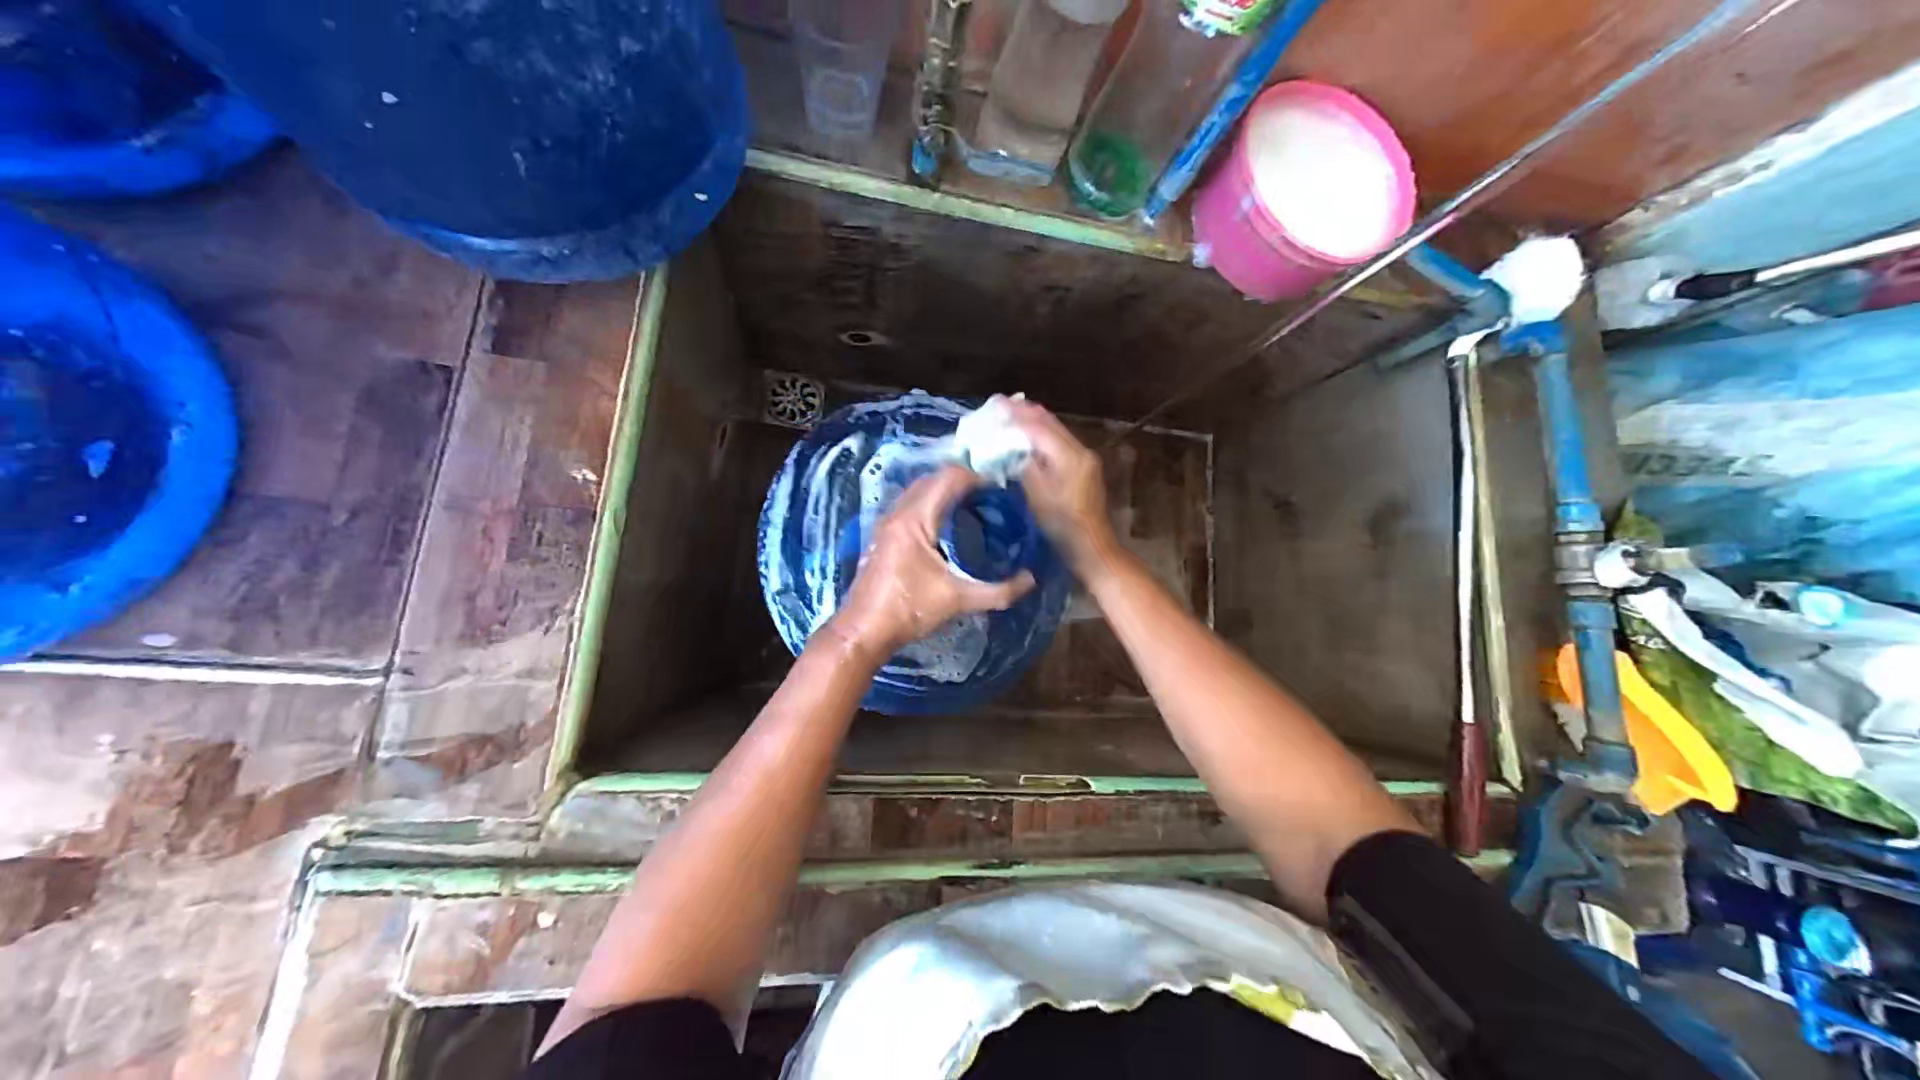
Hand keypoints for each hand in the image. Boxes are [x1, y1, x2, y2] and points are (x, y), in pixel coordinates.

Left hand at [830, 465, 1035, 657]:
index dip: (975, 476)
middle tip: (989, 493)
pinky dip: (928, 503)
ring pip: (917, 491)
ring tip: (971, 504)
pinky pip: (908, 505)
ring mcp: (885, 523)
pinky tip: (945, 523)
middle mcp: (897, 514)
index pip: (947, 479)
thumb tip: (1031, 580)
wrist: (863, 631)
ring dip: (942, 490)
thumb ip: (998, 591)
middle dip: (960, 480)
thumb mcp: (957, 600)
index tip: (998, 485)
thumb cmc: (908, 612)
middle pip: (931, 479)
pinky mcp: (881, 536)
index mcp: (915, 521)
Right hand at [1005, 399, 1116, 575]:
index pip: (1039, 427)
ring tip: (1007, 414)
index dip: (1015, 416)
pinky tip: (1024, 437)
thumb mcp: (1037, 496)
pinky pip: (1057, 442)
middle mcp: (1080, 451)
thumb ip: (1024, 465)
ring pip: (1054, 430)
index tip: (993, 406)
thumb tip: (1009, 445)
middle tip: (997, 404)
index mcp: (1071, 456)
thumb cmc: (1063, 527)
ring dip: (1031, 421)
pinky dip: (1039, 436)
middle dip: (1023, 412)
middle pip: (1049, 422)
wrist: (1093, 548)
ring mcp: (1084, 459)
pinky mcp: (1082, 468)